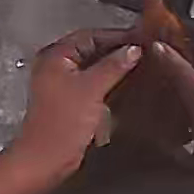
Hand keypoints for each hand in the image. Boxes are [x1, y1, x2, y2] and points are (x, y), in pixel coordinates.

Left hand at [9, 28, 143, 177]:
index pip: (89, 35)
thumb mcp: (91, 89)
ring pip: (92, 66)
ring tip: (143, 64)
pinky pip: (92, 82)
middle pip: (90, 49)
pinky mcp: (69, 99)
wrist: (46, 158)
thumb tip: (134, 48)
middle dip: (117, 50)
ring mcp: (61, 82)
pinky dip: (108, 81)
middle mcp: (56, 64)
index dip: (116, 35)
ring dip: (114, 66)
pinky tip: (128, 83)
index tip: (143, 37)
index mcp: (55, 55)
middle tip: (147, 50)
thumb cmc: (65, 120)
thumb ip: (113, 66)